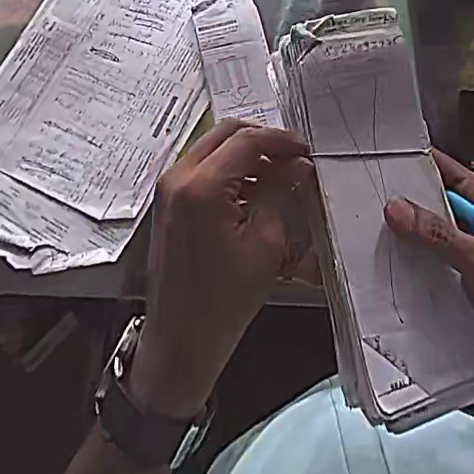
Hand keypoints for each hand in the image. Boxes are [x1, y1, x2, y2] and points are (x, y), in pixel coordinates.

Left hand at [131, 120, 312, 418]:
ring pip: (213, 147)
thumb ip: (279, 192)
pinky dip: (230, 169)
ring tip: (279, 174)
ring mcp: (169, 190)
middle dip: (263, 140)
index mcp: (201, 187)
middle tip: (293, 157)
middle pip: (226, 133)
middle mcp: (178, 179)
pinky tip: (255, 190)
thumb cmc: (222, 302)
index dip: (281, 140)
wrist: (180, 340)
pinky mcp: (169, 202)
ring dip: (246, 154)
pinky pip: (202, 168)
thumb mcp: (265, 244)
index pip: (246, 141)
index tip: (304, 149)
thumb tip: (296, 165)